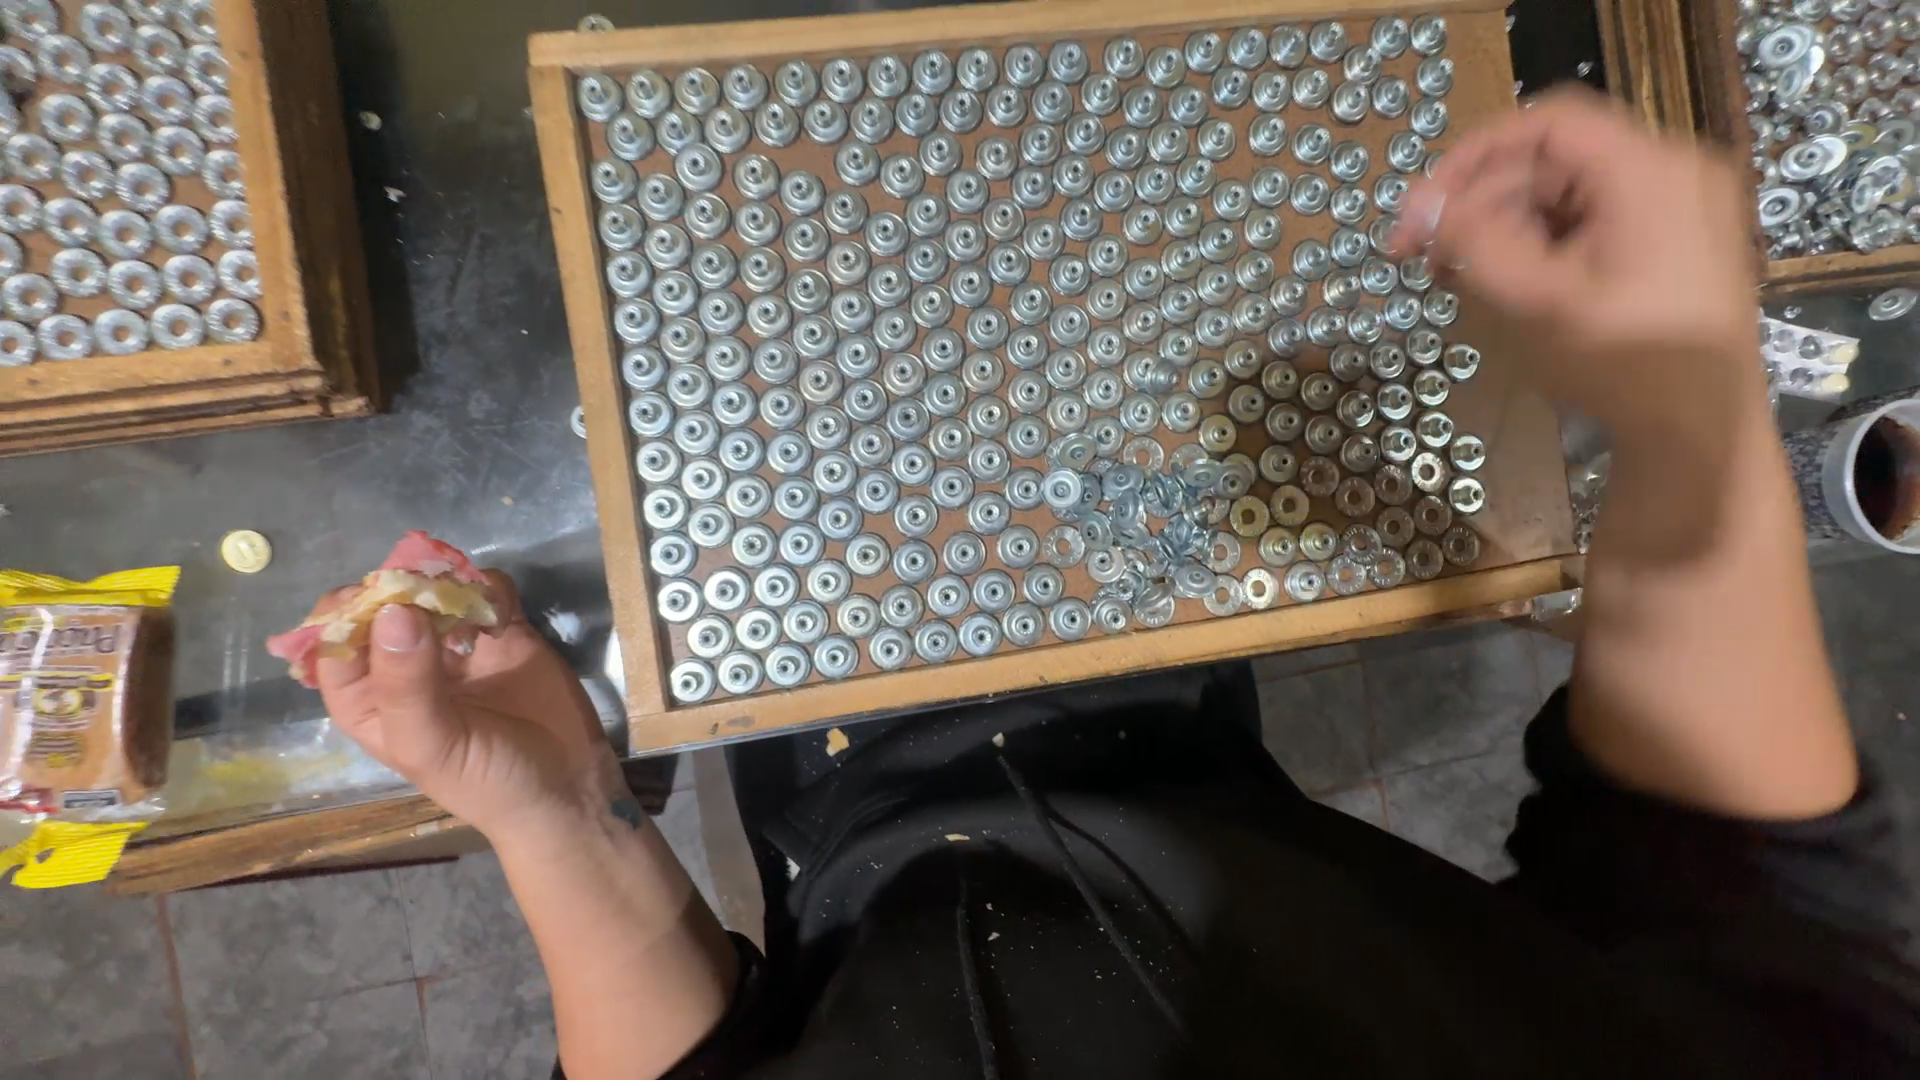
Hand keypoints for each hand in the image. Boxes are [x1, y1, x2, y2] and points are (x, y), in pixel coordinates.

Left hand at [309, 570, 621, 840]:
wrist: (568, 787)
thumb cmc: (487, 781)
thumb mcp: (433, 744)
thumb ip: (408, 682)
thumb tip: (395, 610)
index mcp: (371, 700)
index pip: (337, 645)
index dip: (347, 616)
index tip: (377, 598)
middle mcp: (410, 667)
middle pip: (388, 609)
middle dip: (404, 590)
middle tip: (432, 589)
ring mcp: (463, 648)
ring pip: (441, 593)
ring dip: (451, 584)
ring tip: (470, 601)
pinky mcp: (511, 635)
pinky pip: (493, 595)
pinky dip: (494, 590)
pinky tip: (502, 613)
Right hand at [1389, 89, 1762, 441]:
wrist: (1694, 423)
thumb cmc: (1621, 362)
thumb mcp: (1536, 300)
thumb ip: (1474, 244)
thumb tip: (1421, 208)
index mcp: (1646, 173)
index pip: (1546, 124)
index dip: (1471, 155)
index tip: (1417, 206)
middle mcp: (1660, 176)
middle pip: (1545, 164)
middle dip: (1472, 204)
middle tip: (1414, 254)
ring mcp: (1660, 211)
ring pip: (1553, 197)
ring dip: (1490, 230)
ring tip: (1446, 276)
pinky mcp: (1651, 244)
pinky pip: (1573, 226)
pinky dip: (1523, 247)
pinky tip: (1488, 282)